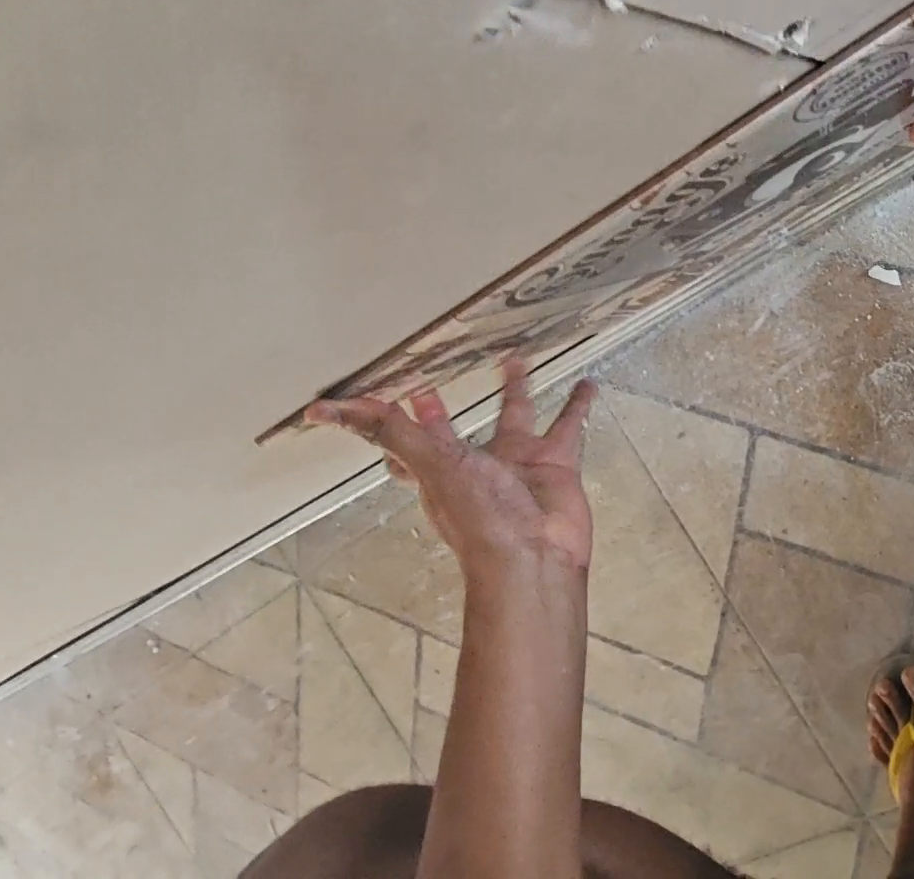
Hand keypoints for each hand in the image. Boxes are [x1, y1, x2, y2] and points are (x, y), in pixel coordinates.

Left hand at [305, 360, 596, 580]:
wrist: (538, 554)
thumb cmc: (483, 518)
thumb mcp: (435, 468)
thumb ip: (395, 433)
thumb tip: (327, 411)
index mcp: (439, 471)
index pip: (403, 441)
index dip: (386, 420)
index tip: (371, 397)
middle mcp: (477, 466)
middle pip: (454, 431)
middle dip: (442, 409)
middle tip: (433, 382)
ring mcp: (518, 464)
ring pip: (516, 417)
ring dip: (517, 390)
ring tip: (517, 359)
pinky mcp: (556, 464)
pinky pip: (568, 426)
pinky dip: (578, 405)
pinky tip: (586, 384)